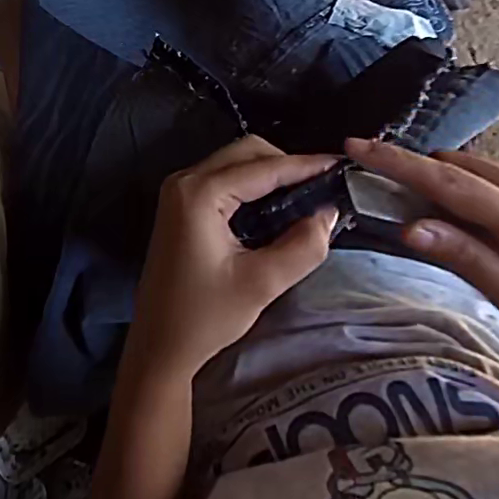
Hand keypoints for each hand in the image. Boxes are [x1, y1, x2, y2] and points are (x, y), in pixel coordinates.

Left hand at [129, 136, 339, 380]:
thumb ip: (303, 246)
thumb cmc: (204, 317)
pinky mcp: (180, 205)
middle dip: (286, 164)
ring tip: (305, 197)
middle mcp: (185, 181)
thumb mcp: (262, 284)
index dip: (305, 165)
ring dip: (270, 173)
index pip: (263, 168)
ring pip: (235, 161)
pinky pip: (224, 178)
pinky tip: (275, 208)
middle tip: (320, 188)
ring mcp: (179, 191)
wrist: (159, 346)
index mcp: (199, 194)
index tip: (340, 166)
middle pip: (247, 152)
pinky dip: (253, 185)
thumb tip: (329, 213)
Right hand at [346, 139, 498, 390]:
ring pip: (476, 170)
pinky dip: (466, 190)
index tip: (357, 146)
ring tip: (410, 208)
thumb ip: (467, 257)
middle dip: (413, 171)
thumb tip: (410, 227)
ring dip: (440, 182)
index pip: (449, 182)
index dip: (397, 163)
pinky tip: (458, 218)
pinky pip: (496, 180)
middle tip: (373, 188)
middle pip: (459, 167)